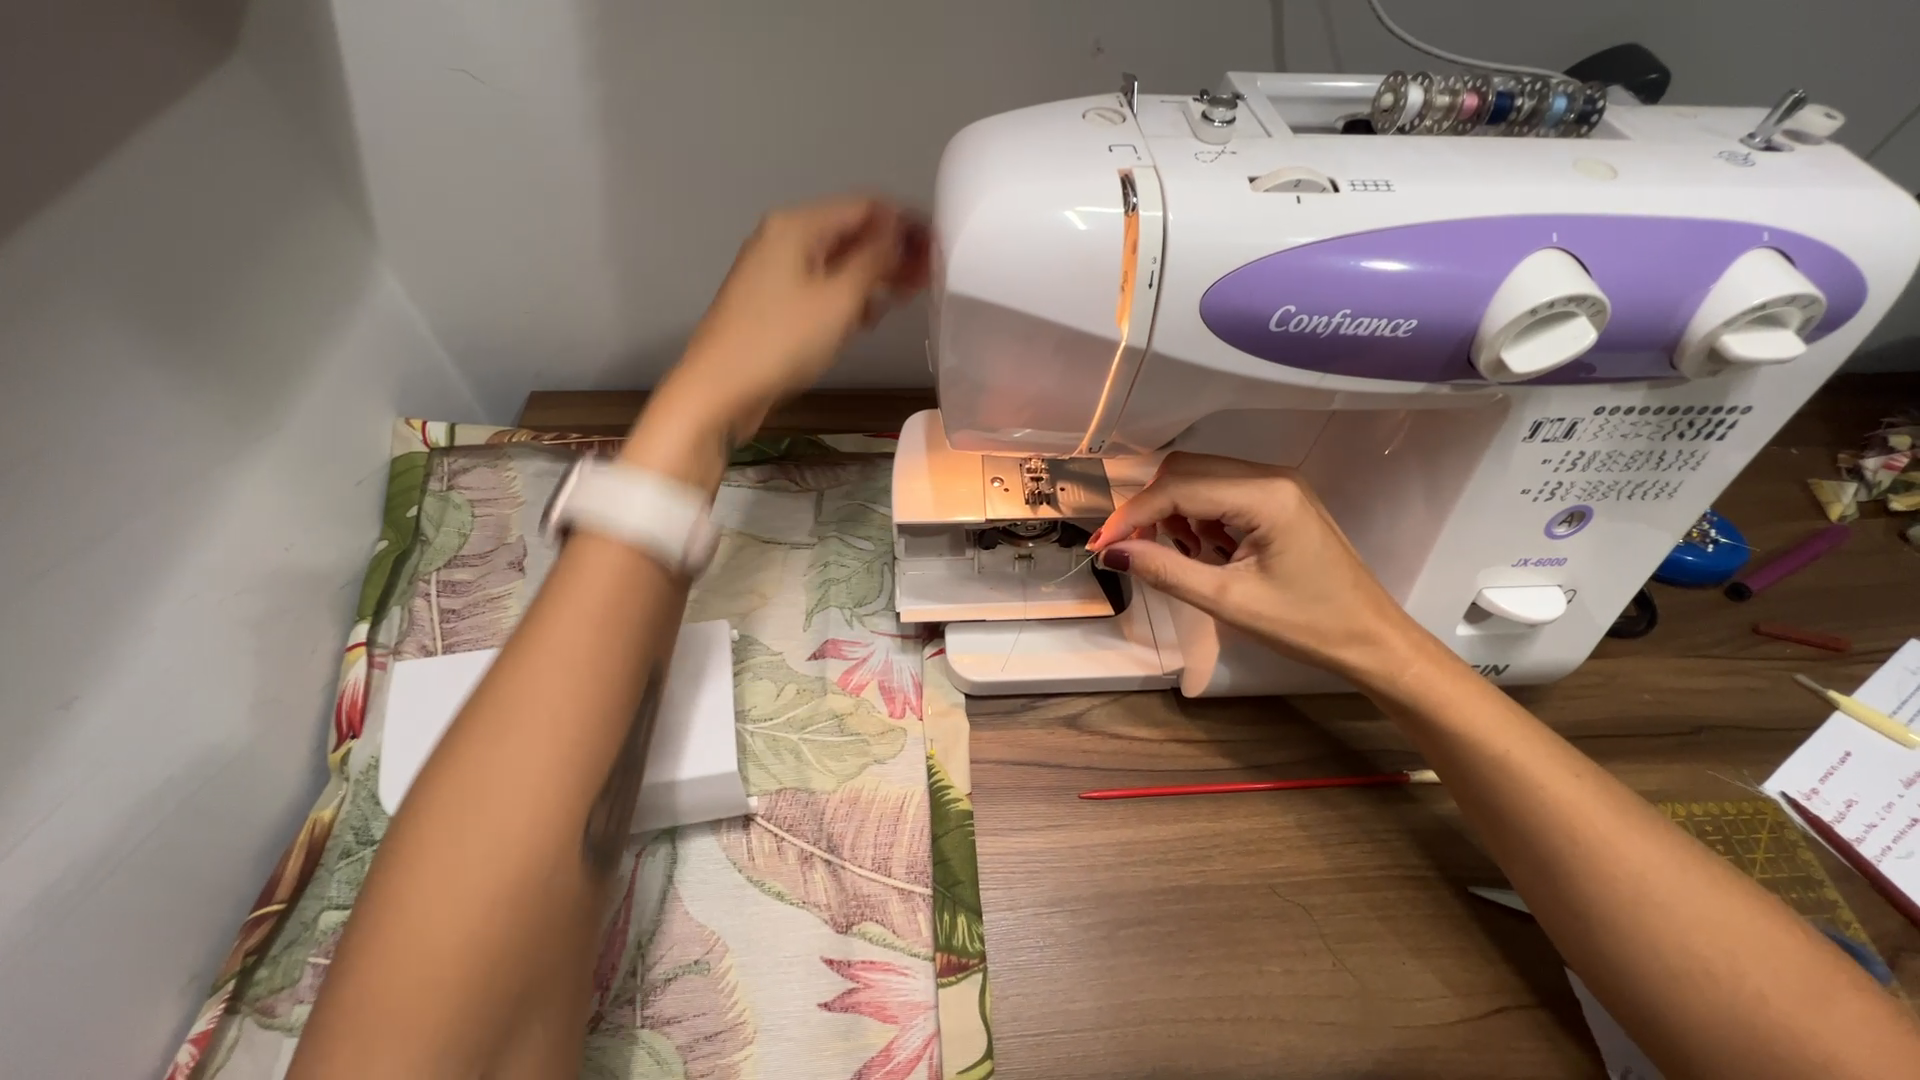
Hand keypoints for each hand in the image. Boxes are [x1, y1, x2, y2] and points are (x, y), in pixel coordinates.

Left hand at [668, 195, 928, 436]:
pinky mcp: (773, 304)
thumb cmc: (780, 342)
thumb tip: (900, 230)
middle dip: (891, 252)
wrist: (720, 390)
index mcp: (797, 226)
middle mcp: (783, 240)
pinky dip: (847, 298)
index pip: (866, 207)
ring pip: (837, 263)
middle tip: (930, 278)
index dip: (906, 224)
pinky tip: (866, 319)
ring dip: (872, 277)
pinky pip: (821, 288)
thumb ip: (876, 259)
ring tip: (906, 299)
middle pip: (850, 234)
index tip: (939, 250)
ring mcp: (775, 272)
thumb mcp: (840, 299)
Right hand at [1086, 452, 1428, 684]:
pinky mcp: (1280, 497)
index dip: (1132, 515)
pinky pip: (1221, 490)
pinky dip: (1197, 513)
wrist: (1370, 638)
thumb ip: (1166, 570)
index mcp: (1265, 496)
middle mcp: (1271, 476)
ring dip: (1172, 509)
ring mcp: (1278, 483)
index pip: (1178, 488)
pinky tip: (1201, 549)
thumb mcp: (1228, 601)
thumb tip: (1112, 551)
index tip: (1101, 546)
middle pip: (1186, 470)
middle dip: (1149, 508)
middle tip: (1129, 550)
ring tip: (1172, 554)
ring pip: (1200, 476)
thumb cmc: (1306, 625)